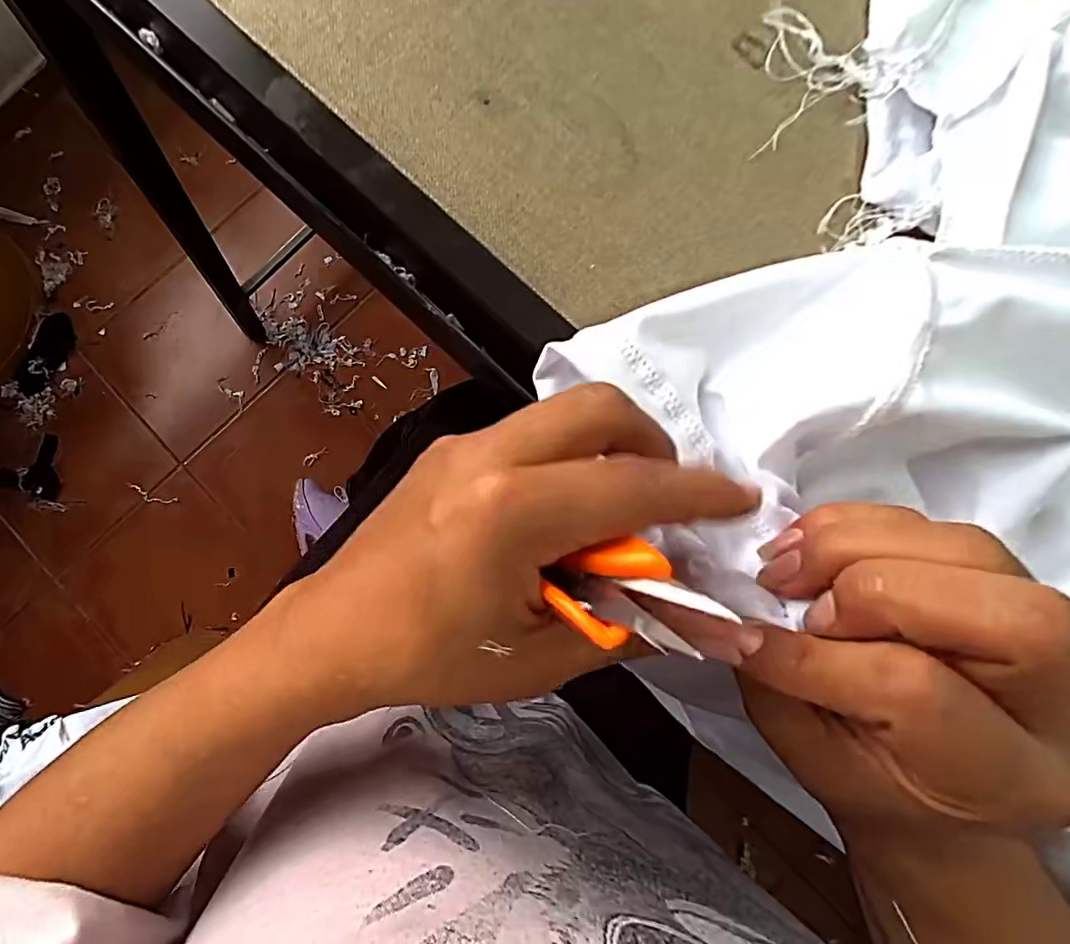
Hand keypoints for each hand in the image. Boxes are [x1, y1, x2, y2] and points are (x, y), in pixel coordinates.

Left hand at [260, 384, 758, 719]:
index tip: (738, 498)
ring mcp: (465, 443)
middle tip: (668, 494)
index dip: (696, 493)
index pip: (629, 487)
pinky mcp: (451, 446)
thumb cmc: (427, 657)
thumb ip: (622, 626)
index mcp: (510, 512)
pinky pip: (531, 432)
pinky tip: (558, 510)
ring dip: (609, 448)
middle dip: (652, 443)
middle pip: (599, 408)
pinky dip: (568, 456)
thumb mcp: (536, 660)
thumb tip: (691, 615)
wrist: (332, 631)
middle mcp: (488, 456)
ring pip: (565, 413)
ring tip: (613, 509)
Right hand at [672, 504, 1069, 836]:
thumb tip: (726, 615)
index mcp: (1014, 778)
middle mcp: (1062, 700)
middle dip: (867, 584)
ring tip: (789, 565)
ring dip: (857, 541)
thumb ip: (771, 680)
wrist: (929, 783)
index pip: (917, 690)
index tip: (746, 640)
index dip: (815, 658)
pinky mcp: (1007, 576)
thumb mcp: (810, 753)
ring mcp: (1052, 628)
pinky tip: (810, 546)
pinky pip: (939, 524)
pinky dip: (860, 522)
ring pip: (970, 548)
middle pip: (999, 613)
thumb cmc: (869, 778)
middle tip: (786, 592)